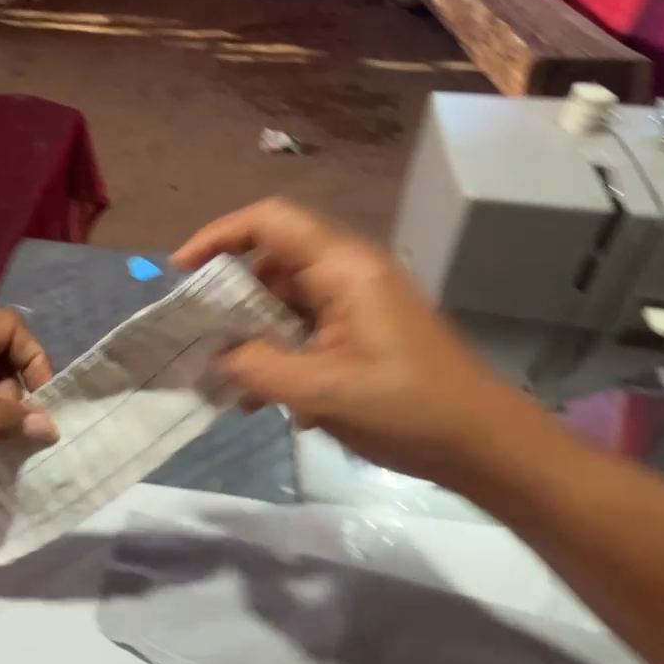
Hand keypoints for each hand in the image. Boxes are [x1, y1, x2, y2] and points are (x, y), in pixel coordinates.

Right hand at [174, 198, 536, 485]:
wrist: (482, 442)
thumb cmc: (407, 409)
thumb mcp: (321, 392)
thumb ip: (259, 368)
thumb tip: (220, 357)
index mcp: (343, 268)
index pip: (270, 222)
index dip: (218, 236)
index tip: (181, 271)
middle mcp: (349, 271)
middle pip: (272, 260)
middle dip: (230, 295)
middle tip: (198, 334)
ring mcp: (358, 301)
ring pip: (285, 297)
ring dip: (253, 331)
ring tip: (227, 375)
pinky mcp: (362, 329)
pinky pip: (306, 325)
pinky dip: (279, 351)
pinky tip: (264, 397)